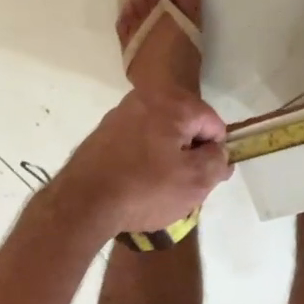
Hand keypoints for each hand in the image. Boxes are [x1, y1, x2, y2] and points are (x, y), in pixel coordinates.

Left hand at [45, 83, 230, 237]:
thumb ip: (217, 162)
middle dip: (189, 155)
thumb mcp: (194, 182)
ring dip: (166, 160)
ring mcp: (117, 116)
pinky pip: (135, 145)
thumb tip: (219, 153)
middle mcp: (143, 99)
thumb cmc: (144, 190)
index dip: (216, 152)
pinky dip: (142, 162)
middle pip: (184, 127)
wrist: (83, 204)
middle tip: (184, 187)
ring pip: (159, 136)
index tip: (208, 178)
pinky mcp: (101, 136)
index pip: (213, 123)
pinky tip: (136, 187)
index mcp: (171, 102)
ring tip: (159, 191)